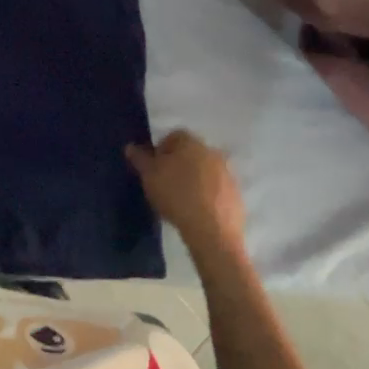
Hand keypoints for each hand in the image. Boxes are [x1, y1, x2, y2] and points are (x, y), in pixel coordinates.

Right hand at [127, 130, 246, 247]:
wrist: (212, 232)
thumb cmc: (176, 195)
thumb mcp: (148, 176)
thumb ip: (139, 158)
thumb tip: (131, 147)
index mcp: (191, 142)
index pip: (173, 136)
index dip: (161, 150)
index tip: (153, 168)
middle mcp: (212, 152)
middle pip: (191, 153)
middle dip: (178, 165)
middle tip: (165, 183)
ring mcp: (228, 174)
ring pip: (205, 172)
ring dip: (194, 180)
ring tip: (181, 200)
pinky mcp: (237, 196)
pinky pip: (217, 190)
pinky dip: (207, 196)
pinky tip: (196, 211)